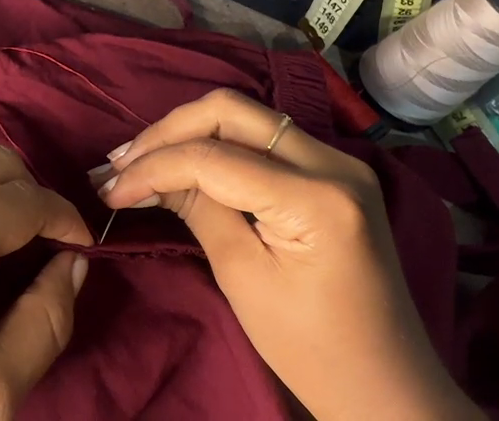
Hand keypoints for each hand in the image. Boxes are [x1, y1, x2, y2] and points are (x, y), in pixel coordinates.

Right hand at [93, 90, 480, 420]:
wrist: (389, 388)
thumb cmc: (313, 350)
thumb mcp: (243, 279)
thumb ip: (197, 210)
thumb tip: (143, 176)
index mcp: (316, 198)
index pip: (212, 157)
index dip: (153, 167)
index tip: (109, 188)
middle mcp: (333, 162)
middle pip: (229, 110)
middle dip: (168, 132)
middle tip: (122, 163)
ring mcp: (338, 161)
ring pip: (244, 115)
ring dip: (188, 132)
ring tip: (141, 160)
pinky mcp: (333, 170)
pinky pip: (262, 136)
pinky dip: (217, 143)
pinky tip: (184, 162)